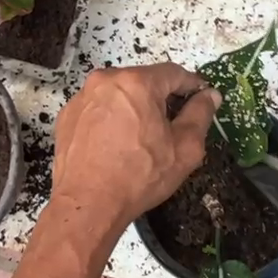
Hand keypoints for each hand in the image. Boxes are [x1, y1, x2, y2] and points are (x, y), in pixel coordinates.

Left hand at [51, 63, 219, 233]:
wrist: (87, 204)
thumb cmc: (138, 177)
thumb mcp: (184, 148)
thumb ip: (200, 115)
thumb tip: (209, 95)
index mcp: (136, 83)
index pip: (173, 73)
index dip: (191, 84)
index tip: (201, 97)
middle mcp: (106, 81)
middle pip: (143, 81)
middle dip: (160, 98)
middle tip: (172, 124)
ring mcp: (83, 97)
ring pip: (119, 94)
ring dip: (134, 108)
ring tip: (142, 138)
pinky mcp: (67, 115)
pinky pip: (97, 108)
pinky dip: (110, 119)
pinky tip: (115, 144)